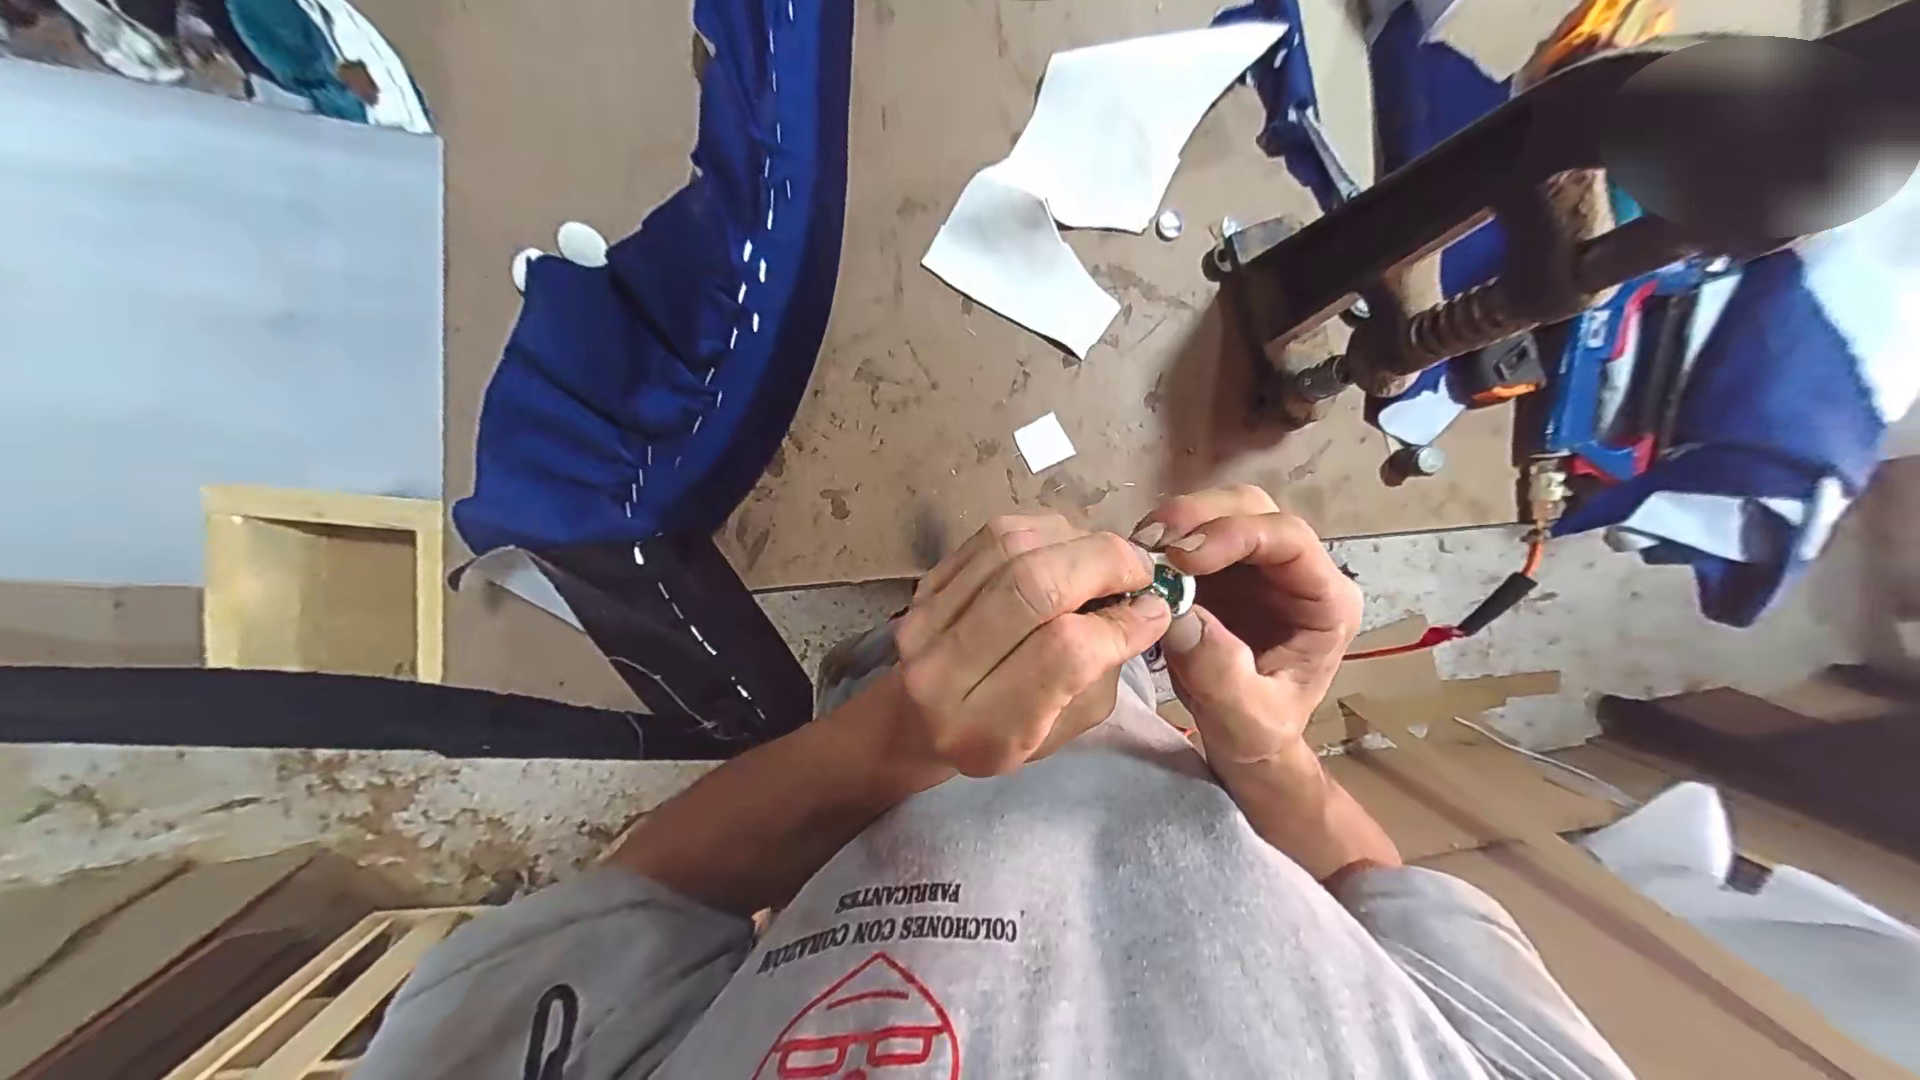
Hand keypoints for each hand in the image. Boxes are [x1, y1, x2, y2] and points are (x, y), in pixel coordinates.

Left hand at [887, 514, 1170, 777]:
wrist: (918, 718)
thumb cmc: (1001, 735)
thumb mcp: (1063, 727)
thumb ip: (1103, 670)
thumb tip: (1146, 605)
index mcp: (986, 729)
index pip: (1064, 652)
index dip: (1120, 622)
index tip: (1154, 609)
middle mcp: (943, 670)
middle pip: (1033, 583)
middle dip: (1103, 563)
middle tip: (1137, 568)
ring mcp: (925, 619)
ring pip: (1012, 547)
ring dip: (1075, 540)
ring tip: (1102, 558)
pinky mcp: (925, 583)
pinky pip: (992, 534)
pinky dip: (1042, 531)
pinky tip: (1064, 547)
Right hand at [1132, 485, 1362, 764]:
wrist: (1244, 737)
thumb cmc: (1258, 731)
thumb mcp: (1245, 719)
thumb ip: (1220, 673)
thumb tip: (1181, 616)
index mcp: (1325, 601)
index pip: (1289, 539)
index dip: (1234, 535)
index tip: (1180, 559)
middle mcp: (1295, 570)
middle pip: (1253, 508)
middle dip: (1199, 517)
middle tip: (1150, 544)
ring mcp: (1256, 564)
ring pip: (1220, 510)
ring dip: (1177, 523)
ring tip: (1140, 551)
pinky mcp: (1221, 568)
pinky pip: (1193, 532)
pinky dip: (1164, 538)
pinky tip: (1140, 559)